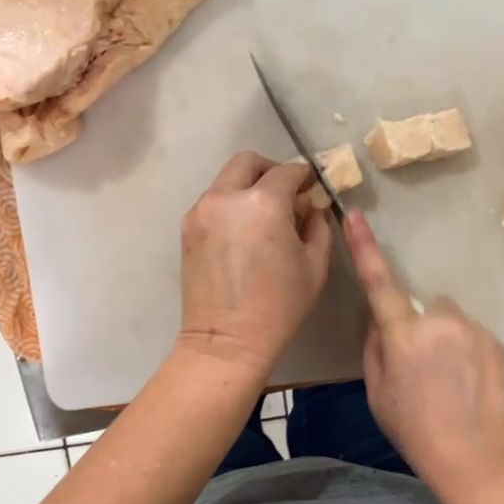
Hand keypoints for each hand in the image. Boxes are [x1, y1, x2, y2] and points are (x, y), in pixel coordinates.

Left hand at [177, 152, 332, 374]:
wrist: (227, 341)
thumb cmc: (279, 307)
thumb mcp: (314, 265)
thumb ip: (316, 224)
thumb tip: (311, 206)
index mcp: (263, 203)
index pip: (287, 171)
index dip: (304, 176)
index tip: (311, 188)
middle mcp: (226, 198)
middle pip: (248, 162)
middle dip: (270, 171)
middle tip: (286, 195)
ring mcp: (201, 211)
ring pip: (226, 180)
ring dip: (247, 187)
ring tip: (264, 217)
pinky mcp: (187, 228)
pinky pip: (213, 202)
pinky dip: (230, 205)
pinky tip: (244, 233)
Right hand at [343, 211, 503, 488]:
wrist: (490, 463)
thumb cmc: (421, 435)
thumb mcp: (379, 397)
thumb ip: (376, 352)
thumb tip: (381, 325)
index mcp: (404, 335)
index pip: (378, 283)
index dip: (364, 249)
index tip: (355, 216)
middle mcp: (442, 322)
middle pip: (423, 309)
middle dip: (419, 330)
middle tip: (420, 374)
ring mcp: (477, 332)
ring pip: (452, 326)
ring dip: (447, 345)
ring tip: (451, 389)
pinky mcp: (503, 346)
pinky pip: (475, 341)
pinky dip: (470, 360)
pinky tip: (473, 394)